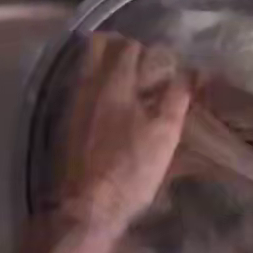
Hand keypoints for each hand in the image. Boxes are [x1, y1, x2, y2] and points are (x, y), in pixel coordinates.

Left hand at [55, 33, 192, 232]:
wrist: (84, 207)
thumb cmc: (129, 169)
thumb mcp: (164, 136)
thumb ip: (176, 98)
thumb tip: (188, 72)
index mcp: (115, 81)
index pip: (127, 46)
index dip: (145, 49)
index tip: (158, 62)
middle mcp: (89, 83)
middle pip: (97, 45)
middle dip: (117, 44)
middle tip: (136, 59)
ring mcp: (72, 101)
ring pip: (85, 65)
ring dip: (103, 63)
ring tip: (124, 82)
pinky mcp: (63, 120)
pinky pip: (78, 86)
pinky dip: (93, 84)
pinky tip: (107, 105)